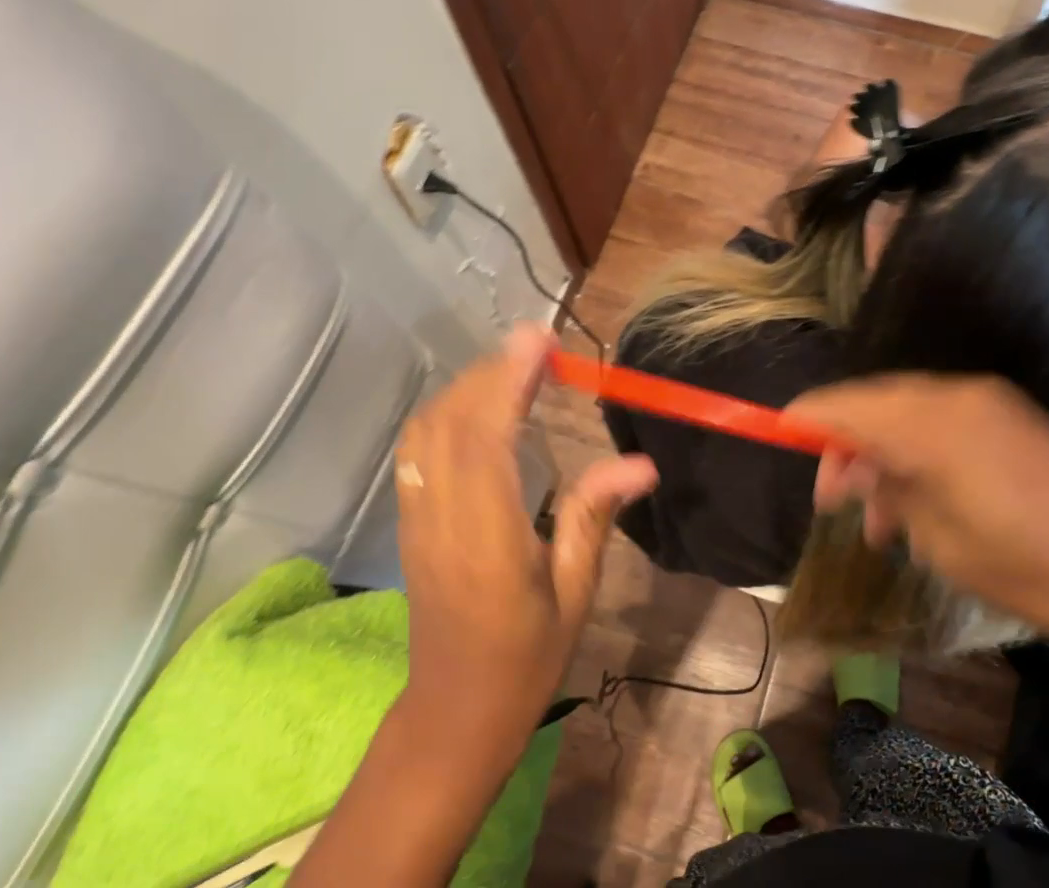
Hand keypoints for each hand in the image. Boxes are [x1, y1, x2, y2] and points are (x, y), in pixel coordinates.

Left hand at [393, 326, 656, 730]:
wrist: (455, 709)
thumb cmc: (526, 658)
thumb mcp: (575, 593)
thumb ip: (594, 518)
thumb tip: (640, 464)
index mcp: (488, 538)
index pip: (486, 439)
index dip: (507, 380)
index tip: (539, 340)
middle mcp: (441, 519)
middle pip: (450, 422)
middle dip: (490, 373)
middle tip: (537, 346)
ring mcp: (416, 519)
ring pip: (425, 431)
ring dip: (465, 388)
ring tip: (513, 369)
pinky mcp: (409, 523)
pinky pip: (416, 451)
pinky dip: (445, 412)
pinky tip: (477, 407)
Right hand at [789, 374, 1048, 660]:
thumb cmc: (1034, 570)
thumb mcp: (945, 543)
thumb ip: (894, 492)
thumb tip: (861, 469)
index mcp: (938, 426)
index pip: (852, 406)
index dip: (810, 416)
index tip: (776, 430)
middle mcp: (962, 399)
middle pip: (880, 405)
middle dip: (848, 447)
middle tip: (831, 502)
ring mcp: (994, 407)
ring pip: (912, 417)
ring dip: (885, 458)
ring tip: (877, 524)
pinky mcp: (1016, 423)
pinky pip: (947, 426)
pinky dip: (920, 457)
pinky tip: (919, 507)